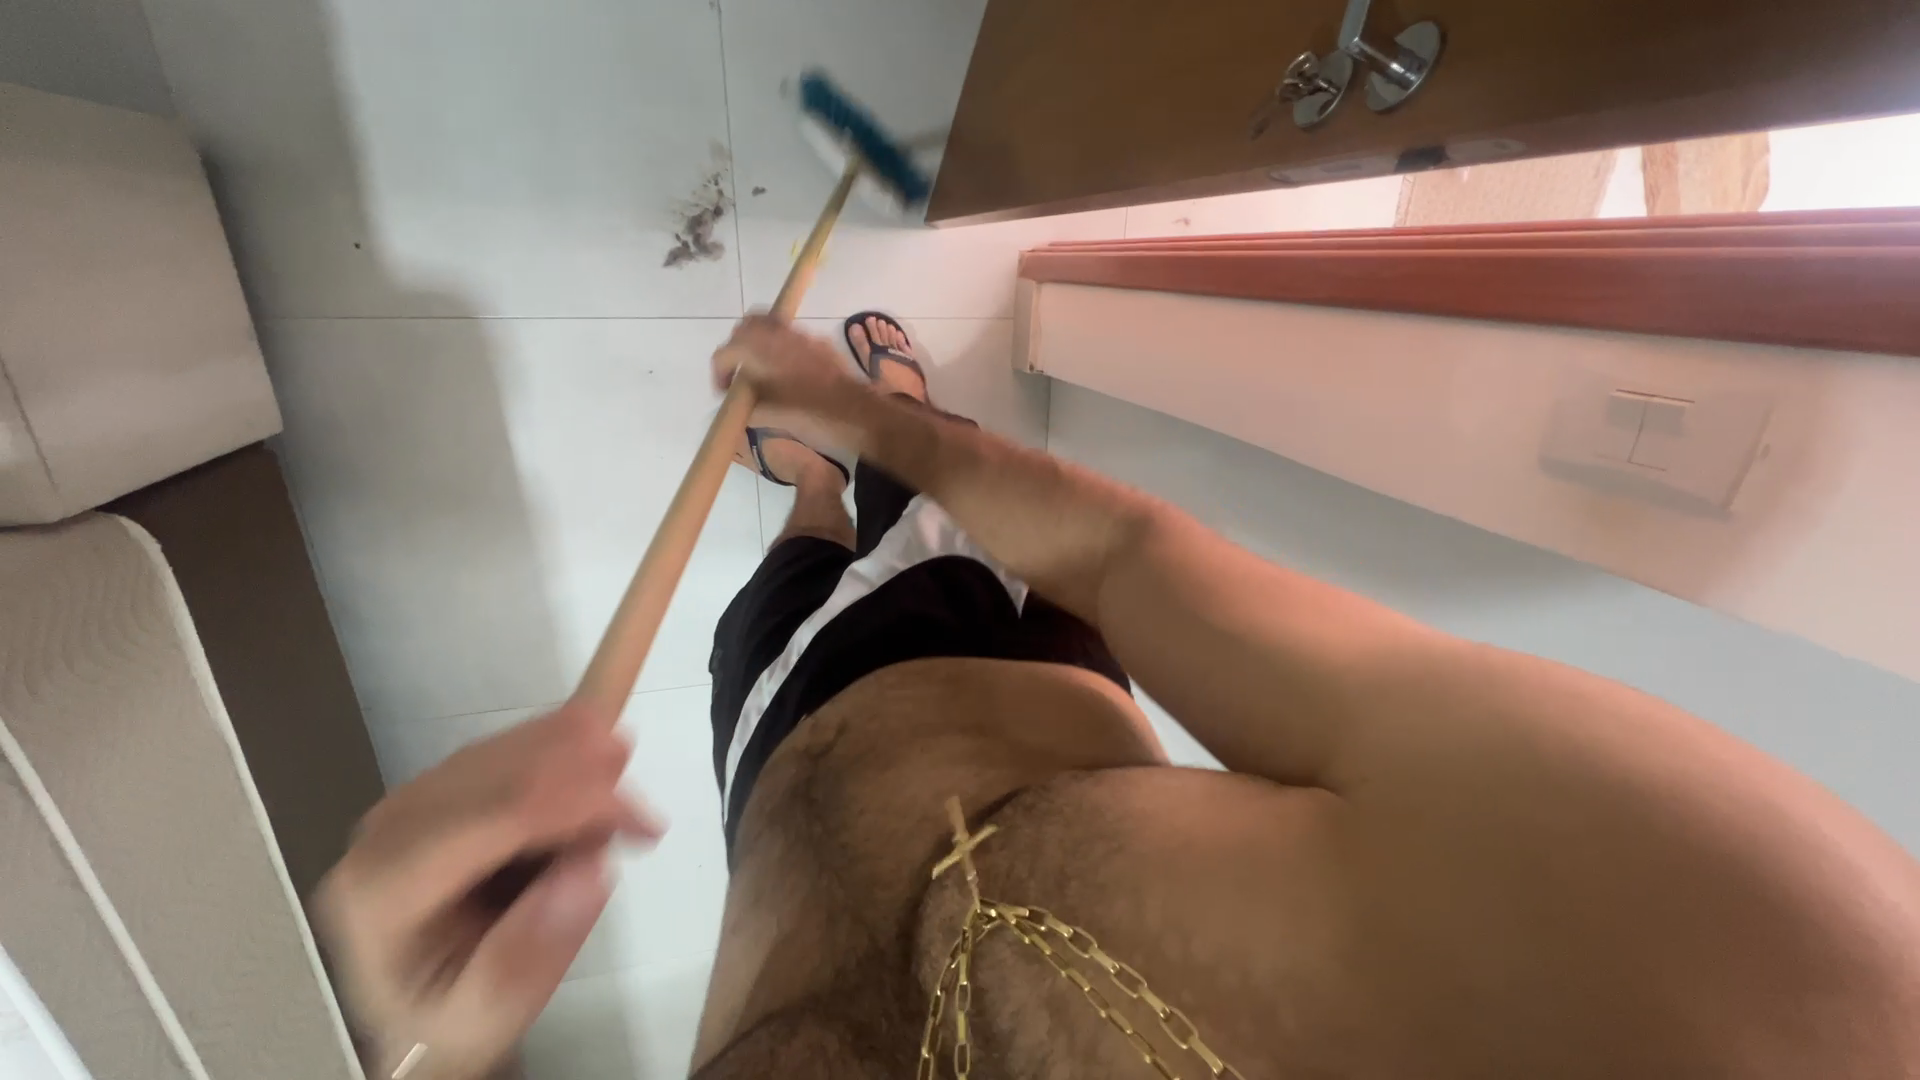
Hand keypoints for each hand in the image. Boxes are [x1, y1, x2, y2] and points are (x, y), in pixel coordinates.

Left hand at [316, 706, 664, 1079]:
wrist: (414, 1006)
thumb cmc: (453, 1013)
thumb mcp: (487, 1015)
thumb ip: (527, 953)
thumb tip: (589, 874)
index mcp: (387, 887)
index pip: (493, 819)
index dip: (576, 803)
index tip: (644, 824)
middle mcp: (392, 829)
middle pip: (503, 772)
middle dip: (583, 770)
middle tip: (644, 805)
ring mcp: (416, 799)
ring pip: (511, 749)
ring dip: (577, 749)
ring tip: (624, 776)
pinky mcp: (444, 784)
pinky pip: (512, 744)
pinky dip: (564, 740)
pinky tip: (599, 745)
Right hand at [713, 314, 870, 423]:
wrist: (862, 414)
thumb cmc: (815, 417)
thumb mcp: (773, 416)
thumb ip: (748, 406)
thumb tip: (737, 404)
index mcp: (763, 350)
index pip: (727, 351)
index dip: (719, 371)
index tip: (723, 391)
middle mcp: (781, 336)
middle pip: (747, 326)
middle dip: (737, 347)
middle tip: (737, 373)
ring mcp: (804, 337)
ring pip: (770, 326)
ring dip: (758, 344)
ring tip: (759, 372)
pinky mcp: (821, 345)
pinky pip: (792, 337)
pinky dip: (780, 348)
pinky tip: (786, 373)